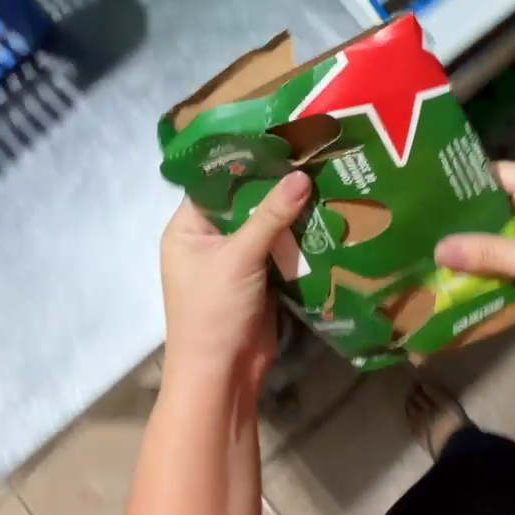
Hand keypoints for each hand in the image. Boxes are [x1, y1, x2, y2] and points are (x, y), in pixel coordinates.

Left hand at [159, 171, 312, 386]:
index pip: (213, 182)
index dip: (244, 162)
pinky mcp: (259, 277)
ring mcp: (235, 259)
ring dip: (291, 210)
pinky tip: (326, 214)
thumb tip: (302, 175)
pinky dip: (299, 235)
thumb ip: (270, 215)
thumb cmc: (213, 311)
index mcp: (187, 228)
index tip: (279, 139)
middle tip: (310, 155)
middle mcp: (208, 239)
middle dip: (275, 185)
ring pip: (265, 224)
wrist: (222, 375)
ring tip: (325, 176)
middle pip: (244, 202)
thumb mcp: (239, 257)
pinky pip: (280, 247)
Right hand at [435, 162, 514, 319]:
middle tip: (424, 227)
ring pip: (507, 220)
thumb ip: (488, 254)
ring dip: (482, 235)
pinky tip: (472, 264)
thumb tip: (438, 249)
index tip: (424, 199)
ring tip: (439, 246)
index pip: (491, 173)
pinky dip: (500, 250)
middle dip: (465, 215)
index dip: (458, 185)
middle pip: (496, 196)